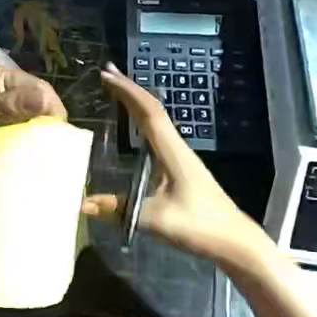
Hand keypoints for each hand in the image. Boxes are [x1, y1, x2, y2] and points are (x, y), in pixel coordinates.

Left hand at [0, 66, 66, 199]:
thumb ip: (2, 107)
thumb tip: (45, 101)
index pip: (38, 90)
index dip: (51, 110)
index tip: (58, 135)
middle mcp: (3, 103)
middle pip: (39, 115)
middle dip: (49, 133)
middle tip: (57, 158)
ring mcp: (0, 130)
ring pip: (32, 138)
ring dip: (39, 152)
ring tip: (49, 171)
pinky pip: (19, 157)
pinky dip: (26, 165)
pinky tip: (33, 178)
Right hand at [83, 65, 278, 272]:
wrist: (234, 242)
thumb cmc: (199, 225)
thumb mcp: (154, 218)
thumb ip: (117, 209)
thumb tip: (82, 204)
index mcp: (172, 151)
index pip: (149, 112)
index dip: (127, 92)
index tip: (106, 74)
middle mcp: (177, 148)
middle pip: (152, 111)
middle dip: (129, 91)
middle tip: (106, 74)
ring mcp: (181, 159)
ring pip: (157, 122)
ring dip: (136, 105)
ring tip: (116, 94)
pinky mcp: (181, 171)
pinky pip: (158, 137)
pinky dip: (142, 124)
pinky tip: (134, 131)